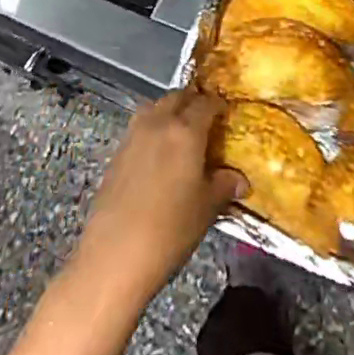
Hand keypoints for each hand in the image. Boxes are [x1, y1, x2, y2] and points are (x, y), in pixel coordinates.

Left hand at [70, 89, 247, 303]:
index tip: (227, 114)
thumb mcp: (207, 207)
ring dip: (170, 110)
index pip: (206, 103)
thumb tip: (240, 179)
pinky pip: (139, 127)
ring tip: (181, 131)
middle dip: (194, 101)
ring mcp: (133, 137)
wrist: (113, 257)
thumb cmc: (170, 229)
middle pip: (178, 97)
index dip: (219, 105)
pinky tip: (158, 154)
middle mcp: (158, 124)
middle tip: (206, 118)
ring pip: (154, 108)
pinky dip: (152, 129)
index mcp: (186, 131)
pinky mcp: (116, 155)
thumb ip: (224, 185)